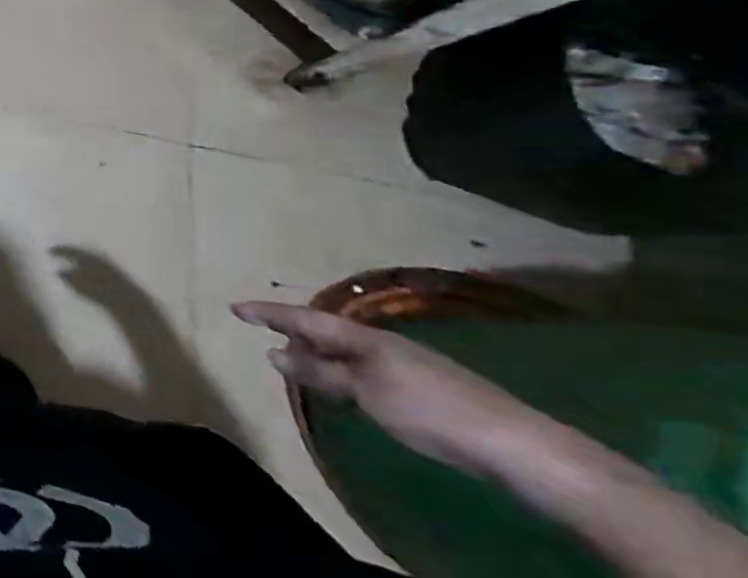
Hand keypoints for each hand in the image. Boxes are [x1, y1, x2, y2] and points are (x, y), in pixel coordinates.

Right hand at [231, 301, 544, 475]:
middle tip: (264, 336)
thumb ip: (320, 372)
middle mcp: (377, 340)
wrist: (513, 441)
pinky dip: (339, 368)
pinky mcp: (416, 382)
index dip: (267, 313)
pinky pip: (360, 364)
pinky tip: (342, 385)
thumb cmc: (428, 409)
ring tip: (296, 363)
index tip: (234, 307)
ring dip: (316, 351)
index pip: (302, 318)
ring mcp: (400, 359)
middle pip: (323, 329)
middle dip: (291, 330)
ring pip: (343, 347)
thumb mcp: (364, 392)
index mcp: (361, 335)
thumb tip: (273, 352)